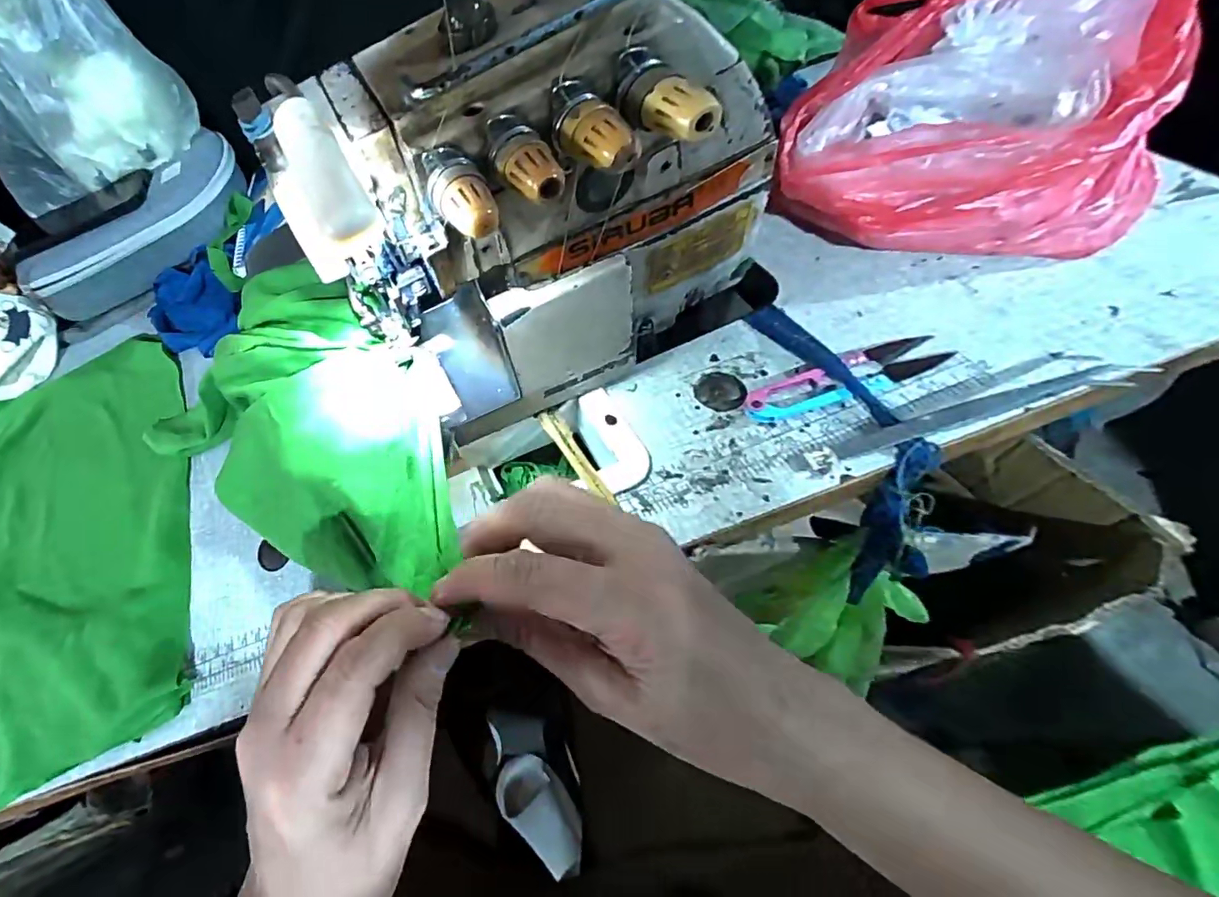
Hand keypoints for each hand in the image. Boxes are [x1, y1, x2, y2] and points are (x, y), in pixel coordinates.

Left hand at [237, 590, 458, 896]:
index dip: (400, 631)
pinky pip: (284, 630)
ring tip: (396, 614)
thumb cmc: (355, 864)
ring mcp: (252, 710)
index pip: (350, 669)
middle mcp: (264, 728)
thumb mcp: (404, 800)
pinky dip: (326, 610)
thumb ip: (419, 713)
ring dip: (351, 602)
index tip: (440, 619)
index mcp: (301, 768)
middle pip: (318, 630)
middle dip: (378, 605)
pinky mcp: (255, 700)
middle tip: (423, 610)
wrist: (294, 896)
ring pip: (296, 619)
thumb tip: (443, 641)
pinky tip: (359, 623)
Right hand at [432, 479, 857, 808]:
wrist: (780, 707)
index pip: (527, 570)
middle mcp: (635, 547)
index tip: (438, 594)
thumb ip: (542, 644)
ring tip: (490, 560)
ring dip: (512, 517)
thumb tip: (482, 616)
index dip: (472, 578)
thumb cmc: (703, 725)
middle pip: (537, 507)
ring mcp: (644, 530)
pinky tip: (531, 555)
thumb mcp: (612, 699)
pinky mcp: (647, 531)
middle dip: (486, 530)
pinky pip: (579, 506)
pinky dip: (541, 519)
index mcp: (630, 602)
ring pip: (557, 493)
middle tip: (460, 570)